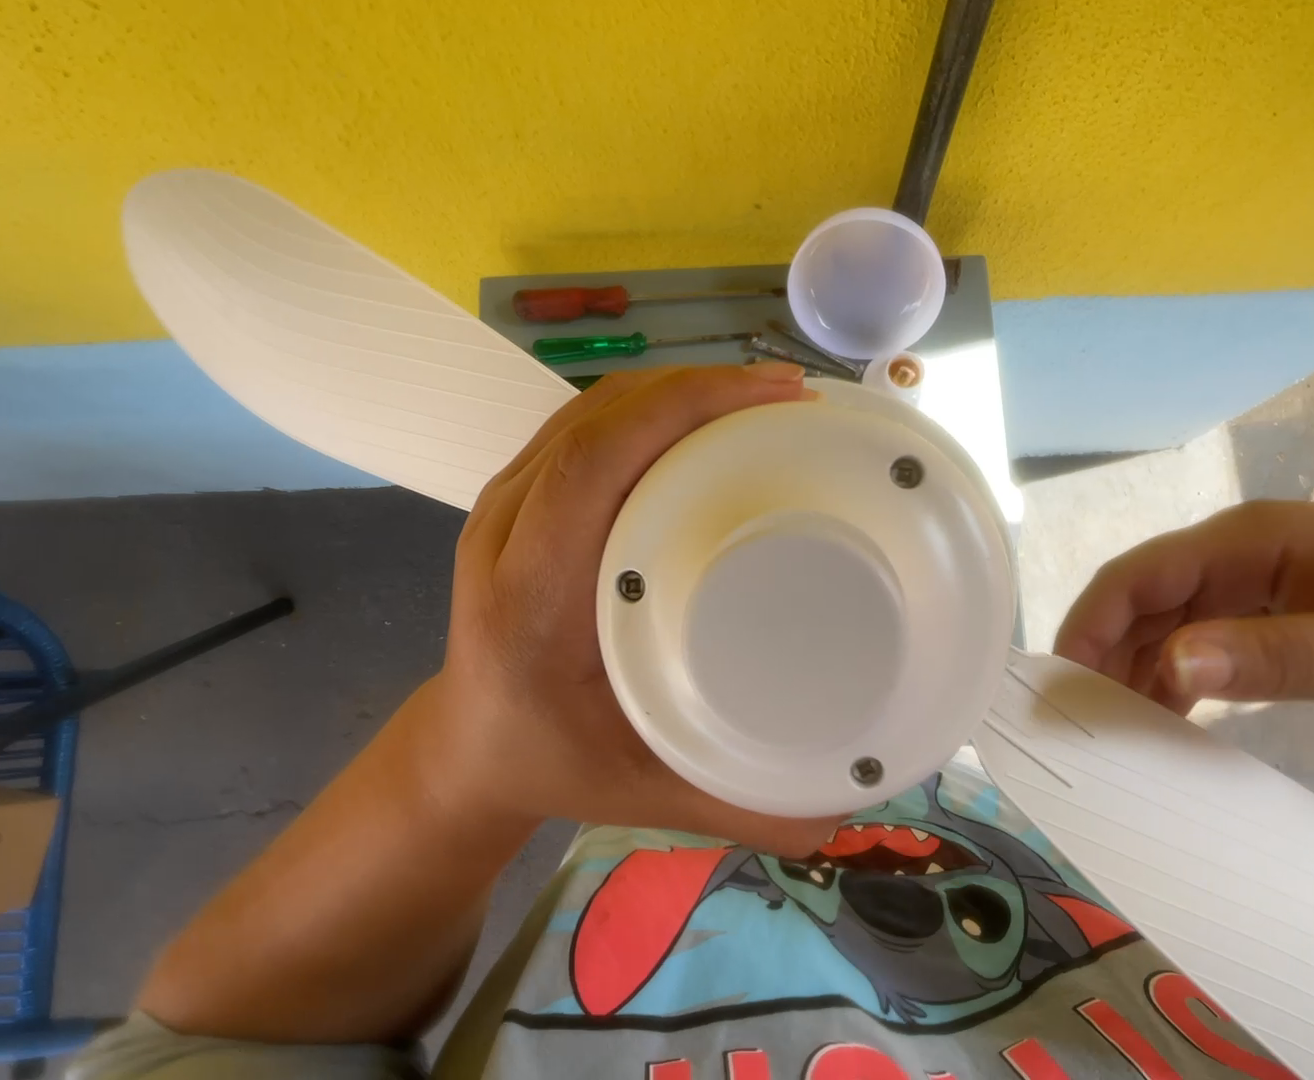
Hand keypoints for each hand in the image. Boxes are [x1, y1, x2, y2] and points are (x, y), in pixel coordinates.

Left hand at [411, 363, 844, 854]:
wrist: (468, 746)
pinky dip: (647, 408)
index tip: (776, 402)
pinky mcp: (516, 500)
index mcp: (531, 597)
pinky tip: (702, 420)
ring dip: (675, 389)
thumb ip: (740, 805)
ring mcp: (503, 508)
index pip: (595, 464)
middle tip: (791, 398)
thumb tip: (846, 814)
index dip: (684, 409)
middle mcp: (506, 535)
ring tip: (758, 401)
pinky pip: (582, 428)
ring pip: (588, 412)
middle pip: (596, 419)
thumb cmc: (554, 764)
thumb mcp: (643, 793)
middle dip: (699, 388)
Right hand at [1053, 500, 1313, 715]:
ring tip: (1116, 729)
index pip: (1140, 575)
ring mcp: (1252, 582)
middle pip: (1141, 599)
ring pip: (1163, 622)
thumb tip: (1170, 664)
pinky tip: (1167, 719)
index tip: (1060, 683)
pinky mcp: (1269, 611)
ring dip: (1133, 669)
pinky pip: (1198, 640)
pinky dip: (1173, 677)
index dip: (1089, 623)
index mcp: (1252, 541)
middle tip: (1079, 722)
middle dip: (1101, 654)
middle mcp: (1238, 553)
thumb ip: (1274, 656)